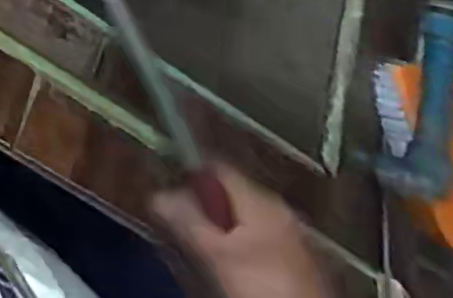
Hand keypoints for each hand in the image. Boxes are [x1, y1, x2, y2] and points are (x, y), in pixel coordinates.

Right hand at [152, 165, 330, 297]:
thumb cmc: (263, 287)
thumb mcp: (218, 254)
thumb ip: (187, 221)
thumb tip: (157, 195)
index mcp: (262, 199)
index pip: (217, 166)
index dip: (190, 172)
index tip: (169, 185)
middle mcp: (278, 209)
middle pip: (229, 193)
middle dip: (204, 204)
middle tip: (180, 221)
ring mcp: (290, 236)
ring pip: (243, 218)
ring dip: (220, 227)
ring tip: (201, 245)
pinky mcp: (295, 261)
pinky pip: (257, 239)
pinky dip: (238, 244)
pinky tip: (228, 263)